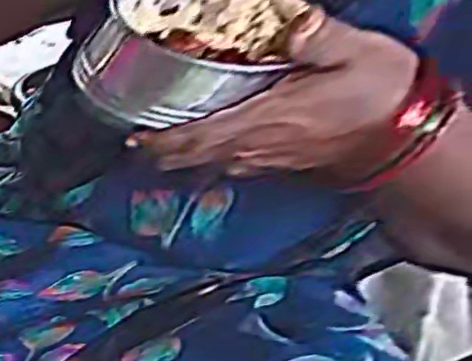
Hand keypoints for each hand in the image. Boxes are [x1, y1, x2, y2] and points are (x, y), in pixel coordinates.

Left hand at [132, 13, 418, 178]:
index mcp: (257, 120)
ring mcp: (248, 163)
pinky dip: (197, 162)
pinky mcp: (259, 170)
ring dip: (172, 158)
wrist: (395, 137)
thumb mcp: (354, 55)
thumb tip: (293, 21)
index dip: (157, 140)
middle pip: (182, 157)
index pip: (190, 137)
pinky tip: (195, 152)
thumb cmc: (378, 95)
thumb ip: (316, 39)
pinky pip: (215, 169)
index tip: (135, 137)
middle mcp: (242, 148)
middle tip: (136, 143)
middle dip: (154, 152)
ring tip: (155, 148)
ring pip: (194, 166)